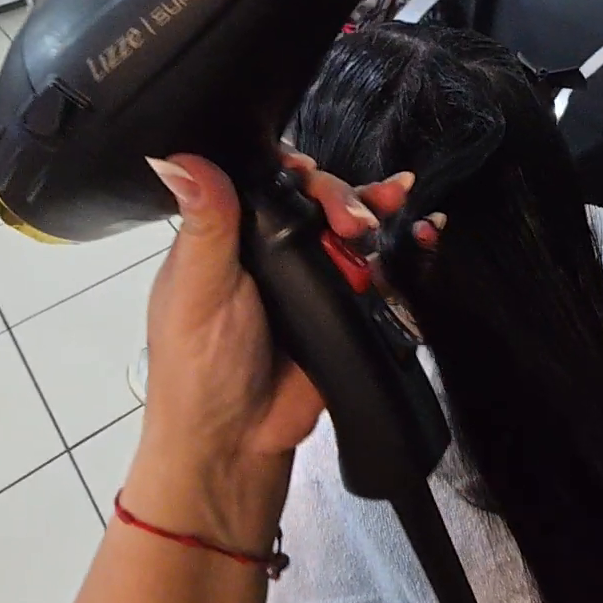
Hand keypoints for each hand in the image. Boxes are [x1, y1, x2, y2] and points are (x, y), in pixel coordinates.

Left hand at [125, 151, 426, 550]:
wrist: (242, 443)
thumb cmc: (201, 365)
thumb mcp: (197, 290)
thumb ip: (204, 225)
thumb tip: (176, 158)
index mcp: (232, 235)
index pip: (268, 179)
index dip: (293, 167)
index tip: (309, 171)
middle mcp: (275, 247)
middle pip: (318, 197)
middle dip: (343, 195)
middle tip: (354, 221)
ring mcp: (314, 274)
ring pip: (352, 224)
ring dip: (378, 205)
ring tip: (398, 200)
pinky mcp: (347, 302)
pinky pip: (379, 264)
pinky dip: (405, 243)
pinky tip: (425, 228)